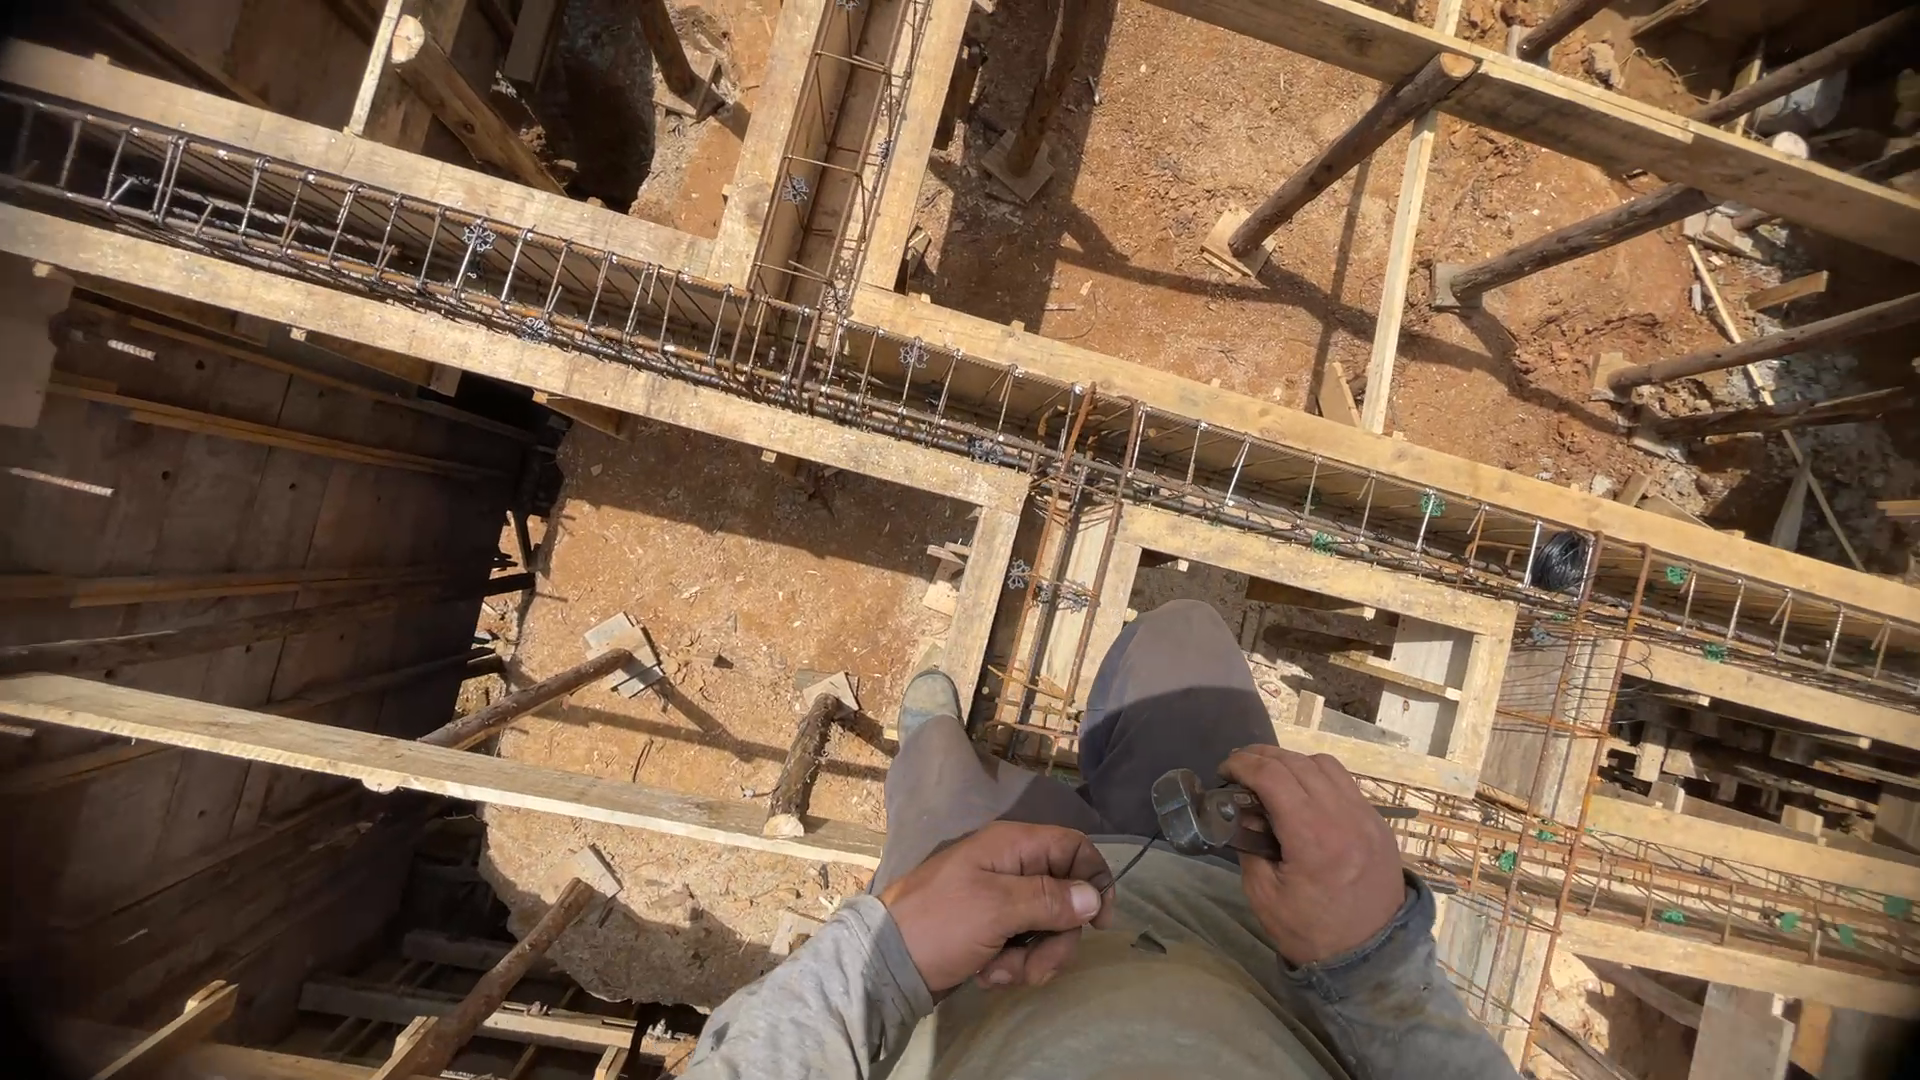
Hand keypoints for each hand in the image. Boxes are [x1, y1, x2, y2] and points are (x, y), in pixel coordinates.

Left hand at [879, 821, 1113, 992]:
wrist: (887, 963)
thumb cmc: (940, 923)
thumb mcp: (996, 907)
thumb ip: (1047, 899)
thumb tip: (1093, 896)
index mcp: (1012, 845)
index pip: (1072, 845)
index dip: (1093, 879)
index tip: (1100, 923)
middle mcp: (1011, 866)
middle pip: (1065, 895)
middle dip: (1056, 938)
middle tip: (1035, 966)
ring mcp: (1000, 898)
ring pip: (1046, 926)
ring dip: (1032, 958)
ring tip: (1000, 971)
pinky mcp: (992, 929)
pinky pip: (1023, 945)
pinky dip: (1012, 964)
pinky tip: (987, 974)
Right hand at [1220, 746, 1406, 965]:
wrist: (1373, 961)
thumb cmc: (1311, 932)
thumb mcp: (1263, 894)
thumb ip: (1248, 845)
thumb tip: (1242, 812)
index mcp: (1314, 838)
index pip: (1272, 776)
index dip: (1241, 765)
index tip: (1223, 771)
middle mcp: (1344, 817)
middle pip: (1294, 762)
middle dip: (1259, 757)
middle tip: (1237, 768)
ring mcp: (1366, 817)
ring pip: (1322, 764)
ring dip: (1289, 761)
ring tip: (1269, 776)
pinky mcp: (1377, 823)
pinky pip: (1343, 781)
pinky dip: (1315, 775)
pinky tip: (1301, 792)